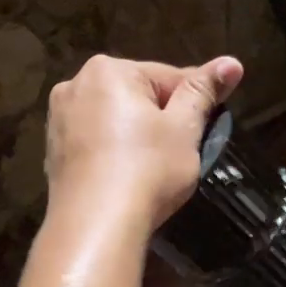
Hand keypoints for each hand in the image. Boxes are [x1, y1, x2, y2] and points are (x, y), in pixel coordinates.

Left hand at [44, 54, 243, 222]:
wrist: (96, 224)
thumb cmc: (148, 170)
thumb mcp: (185, 129)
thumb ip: (204, 92)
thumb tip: (232, 62)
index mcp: (110, 70)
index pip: (169, 77)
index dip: (195, 104)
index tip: (208, 129)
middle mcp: (76, 84)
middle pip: (138, 96)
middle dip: (162, 119)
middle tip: (180, 154)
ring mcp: (58, 119)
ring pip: (115, 120)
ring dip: (137, 136)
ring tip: (154, 170)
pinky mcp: (53, 152)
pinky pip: (96, 143)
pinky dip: (114, 154)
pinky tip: (127, 178)